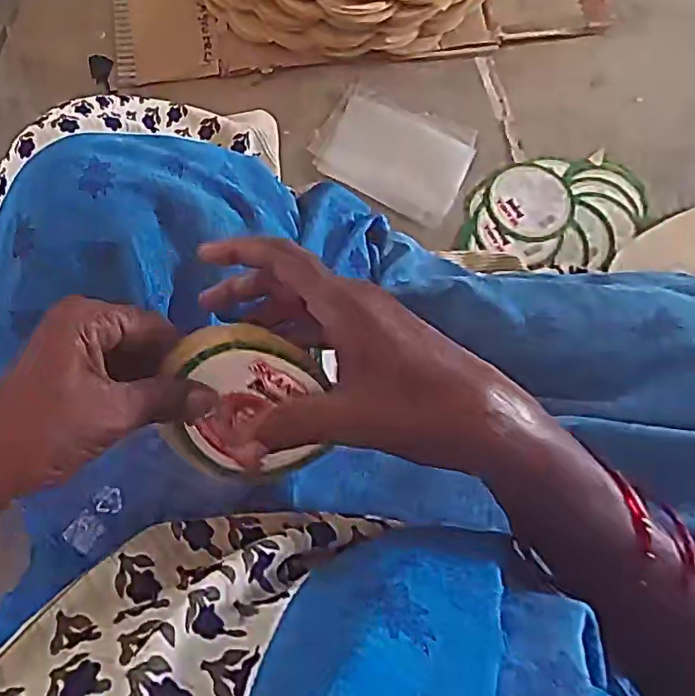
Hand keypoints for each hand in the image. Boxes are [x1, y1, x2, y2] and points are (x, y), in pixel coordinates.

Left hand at [0, 298, 214, 531]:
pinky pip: (111, 370)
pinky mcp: (67, 368)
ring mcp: (71, 344)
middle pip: (141, 338)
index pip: (153, 324)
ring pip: (128, 357)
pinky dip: (132, 389)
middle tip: (204, 398)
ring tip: (187, 408)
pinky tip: (156, 412)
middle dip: (169, 368)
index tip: (213, 379)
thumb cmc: (46, 432)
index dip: (183, 352)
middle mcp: (80, 320)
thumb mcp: (111, 414)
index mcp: (87, 316)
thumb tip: (215, 397)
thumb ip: (165, 399)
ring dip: (153, 382)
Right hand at [197, 237, 567, 475]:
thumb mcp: (350, 418)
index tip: (203, 258)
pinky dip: (298, 331)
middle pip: (289, 279)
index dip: (239, 252)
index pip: (281, 259)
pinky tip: (285, 359)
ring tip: (237, 333)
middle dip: (245, 289)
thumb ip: (290, 424)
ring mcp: (370, 316)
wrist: (491, 420)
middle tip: (208, 310)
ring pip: (308, 301)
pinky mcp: (381, 335)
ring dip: (271, 312)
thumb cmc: (421, 409)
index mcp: (343, 302)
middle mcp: (354, 298)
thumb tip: (238, 443)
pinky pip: (327, 321)